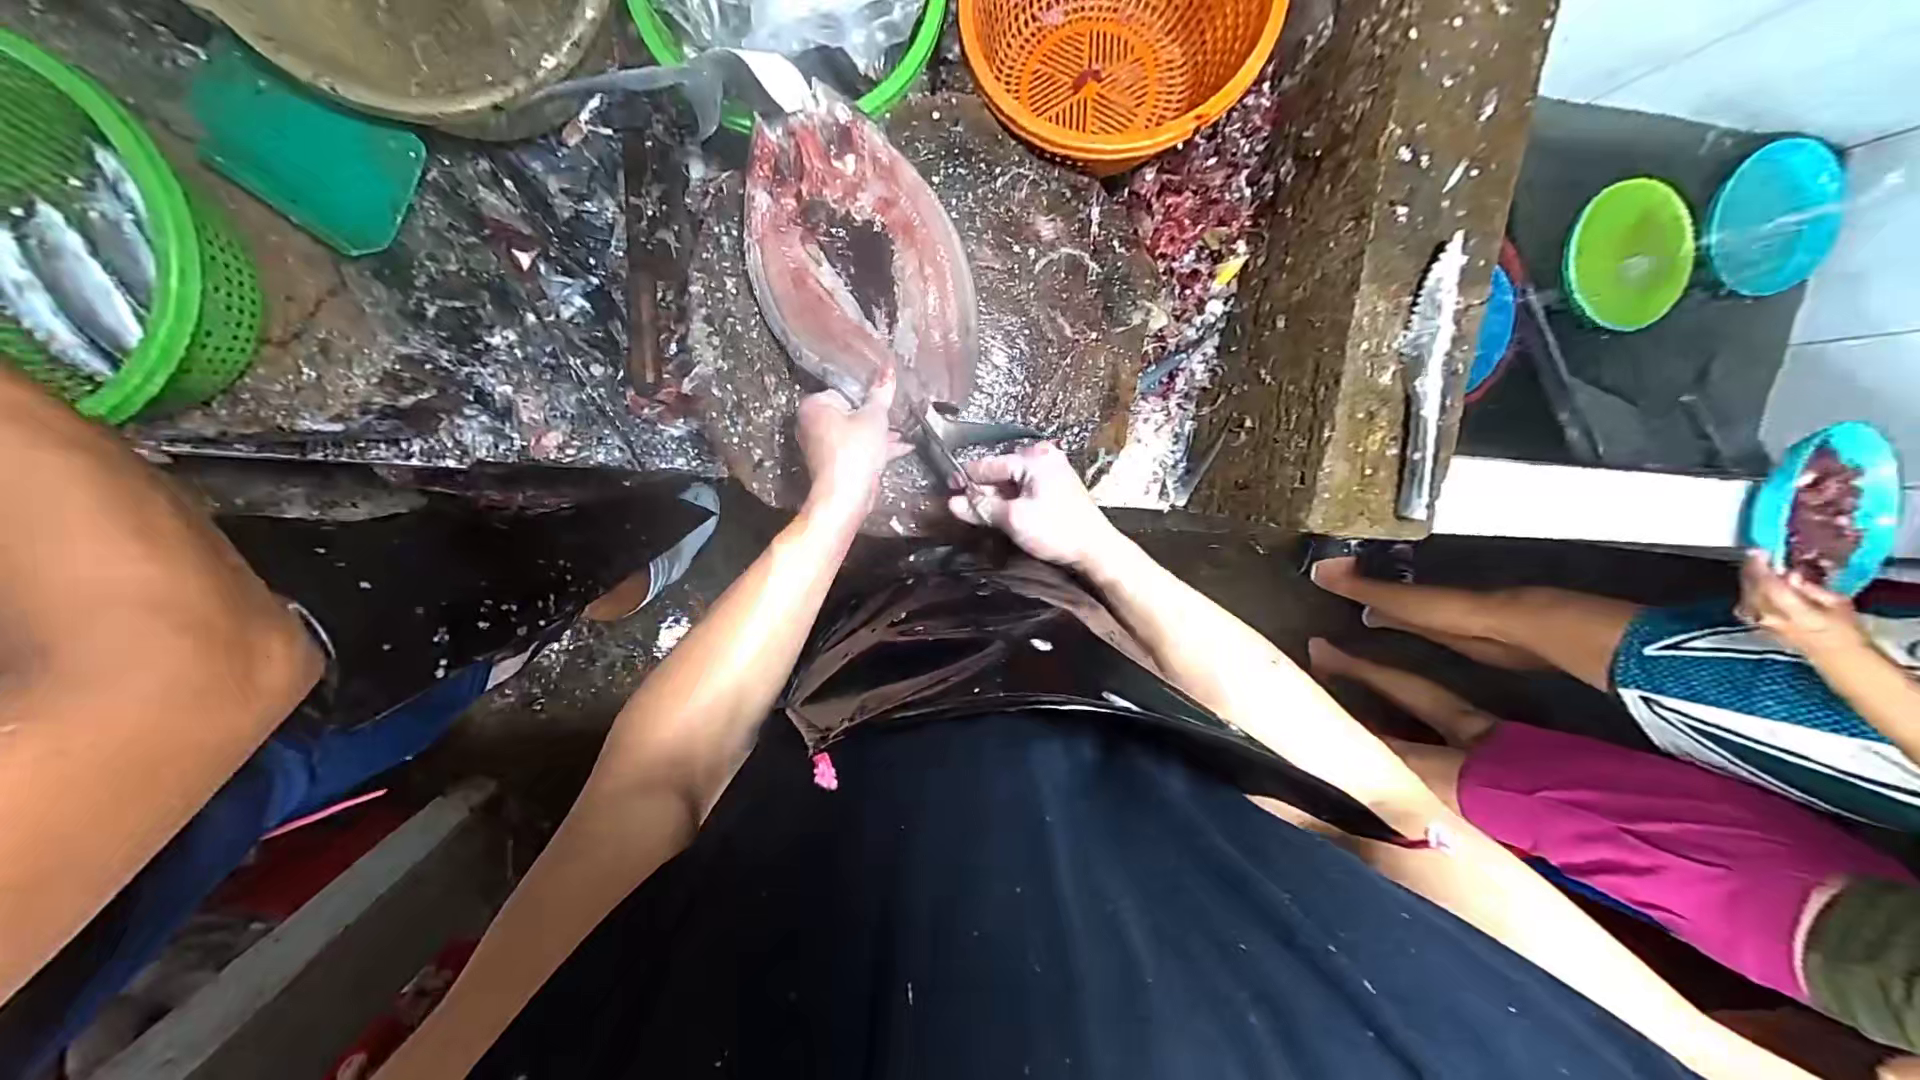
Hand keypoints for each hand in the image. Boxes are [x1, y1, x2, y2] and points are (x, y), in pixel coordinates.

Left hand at [796, 372, 908, 520]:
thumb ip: (882, 393)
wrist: (846, 494)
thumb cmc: (855, 450)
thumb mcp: (874, 417)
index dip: (866, 395)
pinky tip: (901, 448)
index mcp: (815, 405)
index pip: (844, 390)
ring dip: (878, 434)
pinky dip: (874, 448)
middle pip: (849, 412)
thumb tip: (888, 370)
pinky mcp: (834, 464)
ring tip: (901, 433)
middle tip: (893, 415)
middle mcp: (812, 424)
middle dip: (873, 416)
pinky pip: (856, 449)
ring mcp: (822, 446)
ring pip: (854, 433)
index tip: (884, 399)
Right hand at [946, 442, 1124, 570]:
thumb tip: (953, 503)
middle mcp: (1044, 457)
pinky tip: (1002, 514)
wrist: (1095, 550)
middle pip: (999, 471)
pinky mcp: (1056, 485)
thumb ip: (981, 507)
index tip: (947, 491)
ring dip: (996, 497)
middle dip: (981, 489)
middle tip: (963, 508)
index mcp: (1034, 458)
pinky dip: (1011, 499)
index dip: (965, 478)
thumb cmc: (1057, 531)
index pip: (988, 464)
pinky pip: (1024, 487)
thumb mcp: (1013, 519)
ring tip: (981, 514)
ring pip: (1011, 481)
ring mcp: (1052, 469)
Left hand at [1736, 550, 1868, 656]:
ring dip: (1750, 577)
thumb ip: (1811, 588)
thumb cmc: (1843, 629)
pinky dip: (1749, 588)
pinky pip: (1744, 600)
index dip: (1760, 567)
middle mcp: (1767, 616)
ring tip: (1759, 567)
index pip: (1767, 585)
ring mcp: (1756, 620)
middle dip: (1753, 569)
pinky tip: (1757, 583)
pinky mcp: (1751, 622)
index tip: (1759, 552)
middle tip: (1758, 556)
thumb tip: (1791, 575)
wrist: (1834, 654)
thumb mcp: (1838, 604)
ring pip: (1744, 592)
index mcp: (1791, 611)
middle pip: (1750, 586)